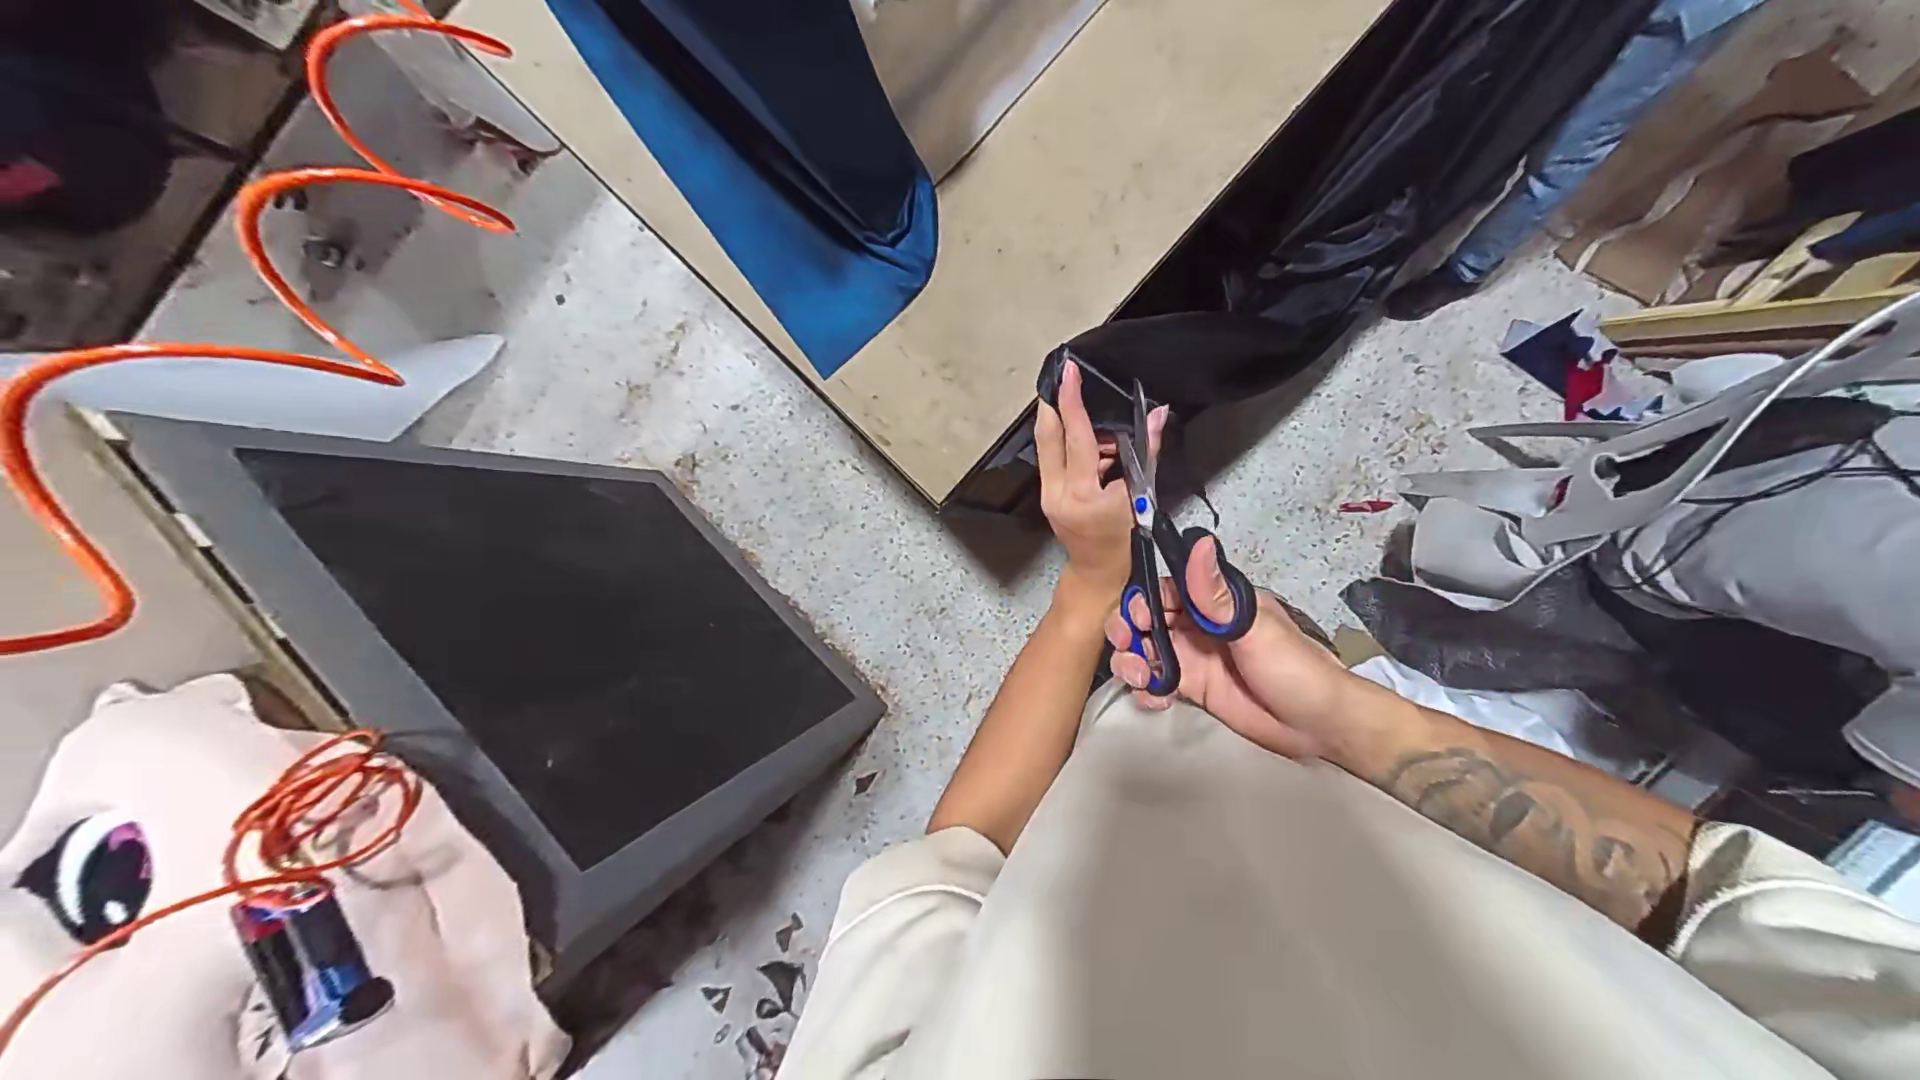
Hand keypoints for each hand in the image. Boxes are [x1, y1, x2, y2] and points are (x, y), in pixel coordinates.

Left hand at [1035, 360, 1165, 600]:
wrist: (1098, 573)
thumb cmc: (1126, 540)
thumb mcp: (1141, 496)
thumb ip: (1146, 452)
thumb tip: (1157, 413)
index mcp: (1083, 495)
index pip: (1077, 439)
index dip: (1072, 403)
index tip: (1068, 373)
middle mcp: (1056, 493)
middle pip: (1048, 437)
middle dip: (1054, 404)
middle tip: (1064, 378)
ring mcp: (1046, 496)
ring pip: (1048, 447)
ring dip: (1066, 426)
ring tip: (1095, 421)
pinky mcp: (1045, 496)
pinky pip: (1053, 460)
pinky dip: (1068, 445)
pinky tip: (1091, 444)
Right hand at [1106, 537, 1352, 757]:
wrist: (1319, 725)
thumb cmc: (1294, 667)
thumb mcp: (1253, 626)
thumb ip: (1215, 592)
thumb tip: (1199, 542)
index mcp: (1213, 603)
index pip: (1164, 591)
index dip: (1142, 601)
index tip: (1138, 618)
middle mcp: (1196, 626)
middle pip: (1144, 621)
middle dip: (1126, 632)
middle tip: (1128, 648)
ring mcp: (1191, 658)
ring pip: (1143, 652)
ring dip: (1131, 663)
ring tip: (1143, 680)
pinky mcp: (1191, 689)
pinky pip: (1154, 684)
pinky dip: (1146, 690)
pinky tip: (1157, 699)